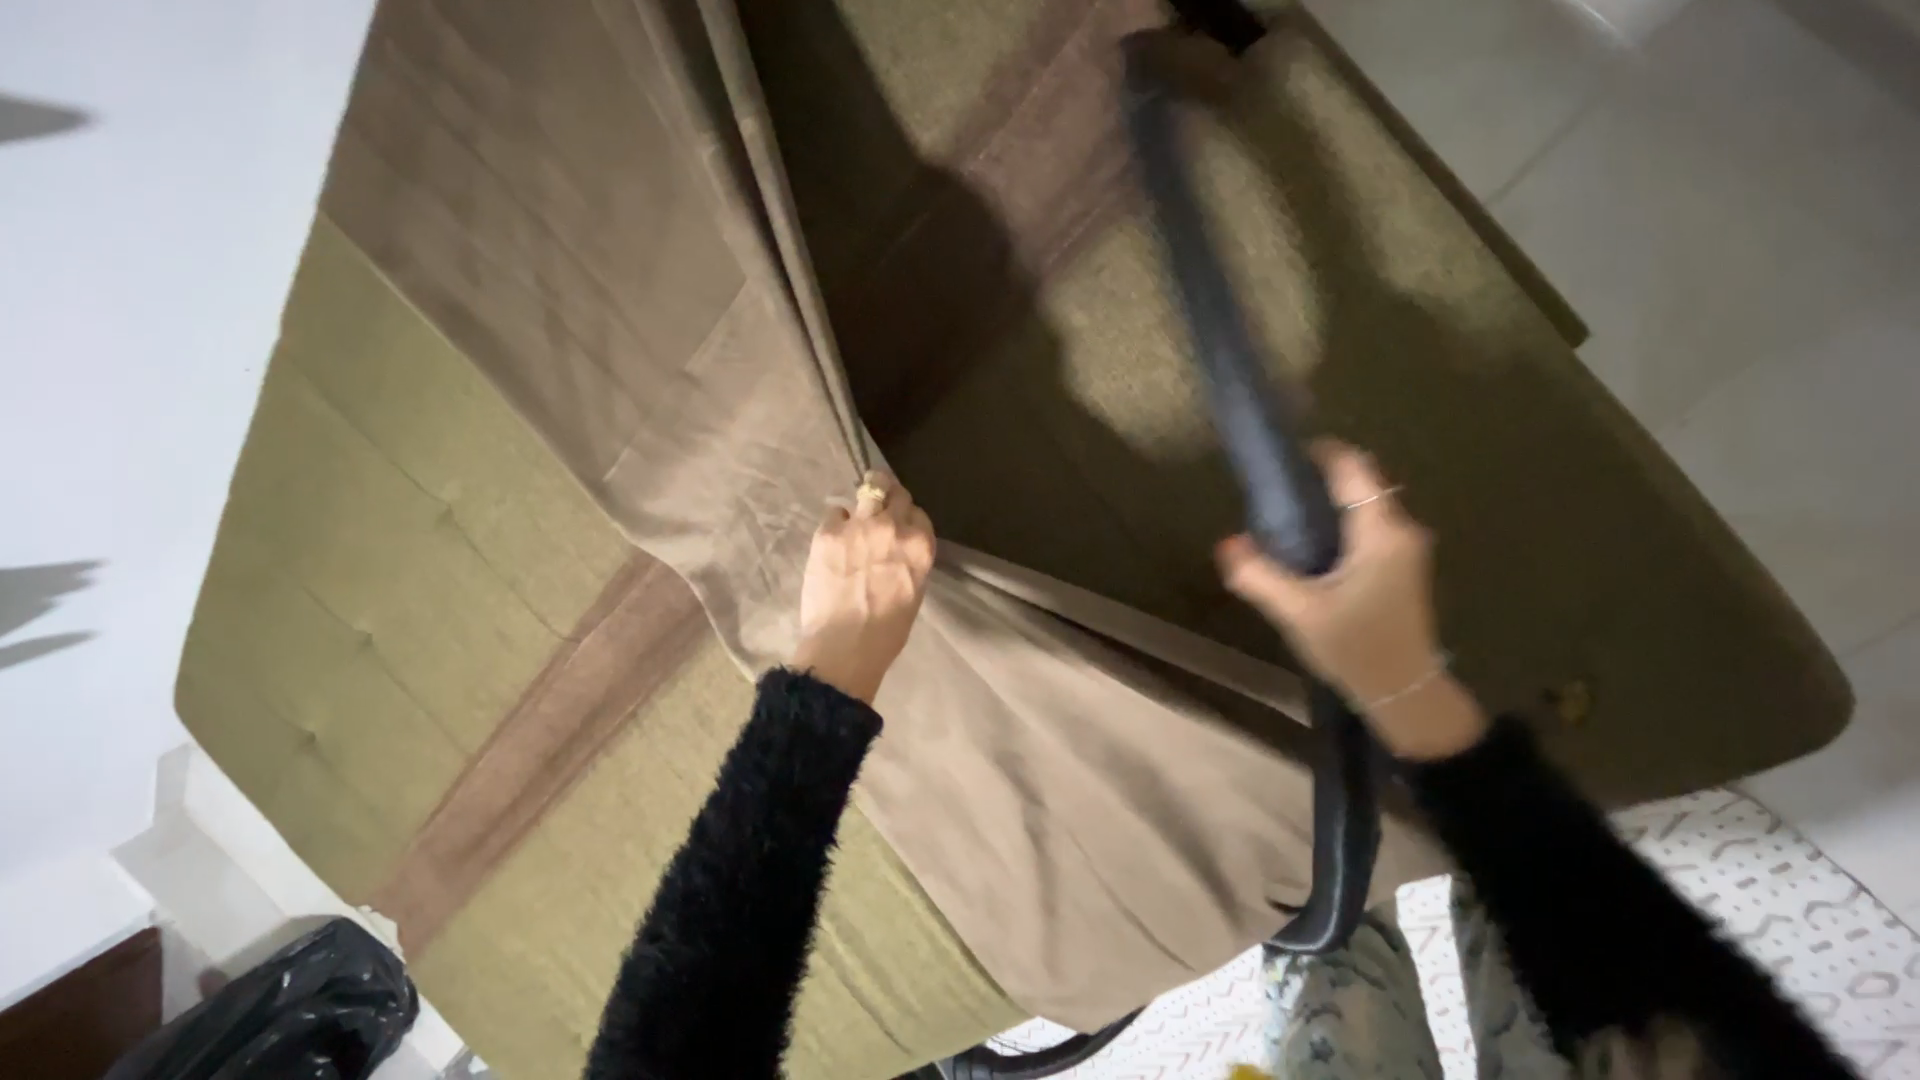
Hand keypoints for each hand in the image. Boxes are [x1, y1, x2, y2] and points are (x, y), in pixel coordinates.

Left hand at [791, 470, 936, 703]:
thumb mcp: (914, 593)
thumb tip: (898, 551)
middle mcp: (893, 526)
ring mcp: (860, 525)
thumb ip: (910, 562)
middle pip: (895, 494)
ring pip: (868, 489)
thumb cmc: (886, 632)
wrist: (844, 645)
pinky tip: (833, 540)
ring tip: (857, 509)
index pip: (918, 514)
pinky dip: (836, 522)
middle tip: (879, 509)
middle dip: (888, 498)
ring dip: (865, 495)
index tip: (900, 526)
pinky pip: (834, 511)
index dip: (908, 518)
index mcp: (920, 545)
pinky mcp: (828, 531)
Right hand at [1215, 440, 1485, 759]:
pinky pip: (1367, 527)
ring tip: (1282, 516)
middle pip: (1359, 483)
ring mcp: (1405, 550)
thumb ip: (1260, 575)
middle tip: (1272, 490)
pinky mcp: (1400, 567)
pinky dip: (1337, 524)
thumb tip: (1226, 543)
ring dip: (1327, 503)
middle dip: (1317, 479)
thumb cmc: (1357, 647)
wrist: (1404, 692)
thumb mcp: (1299, 612)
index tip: (1281, 454)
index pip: (1354, 468)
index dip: (1320, 452)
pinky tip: (1308, 547)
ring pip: (1363, 506)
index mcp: (1381, 533)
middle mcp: (1401, 531)